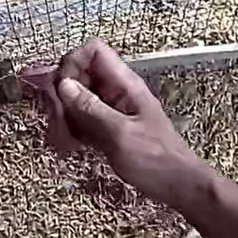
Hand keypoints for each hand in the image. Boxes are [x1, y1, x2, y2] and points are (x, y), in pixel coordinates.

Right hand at [50, 40, 209, 205]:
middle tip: (59, 117)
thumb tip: (64, 85)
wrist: (178, 186)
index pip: (94, 52)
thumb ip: (91, 108)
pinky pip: (83, 119)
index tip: (62, 88)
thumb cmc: (156, 160)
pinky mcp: (108, 128)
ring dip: (66, 114)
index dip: (73, 63)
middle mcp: (117, 92)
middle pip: (81, 75)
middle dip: (64, 93)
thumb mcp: (120, 134)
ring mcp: (112, 110)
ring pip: (78, 98)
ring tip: (66, 135)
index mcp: (126, 84)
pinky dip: (74, 129)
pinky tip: (74, 144)